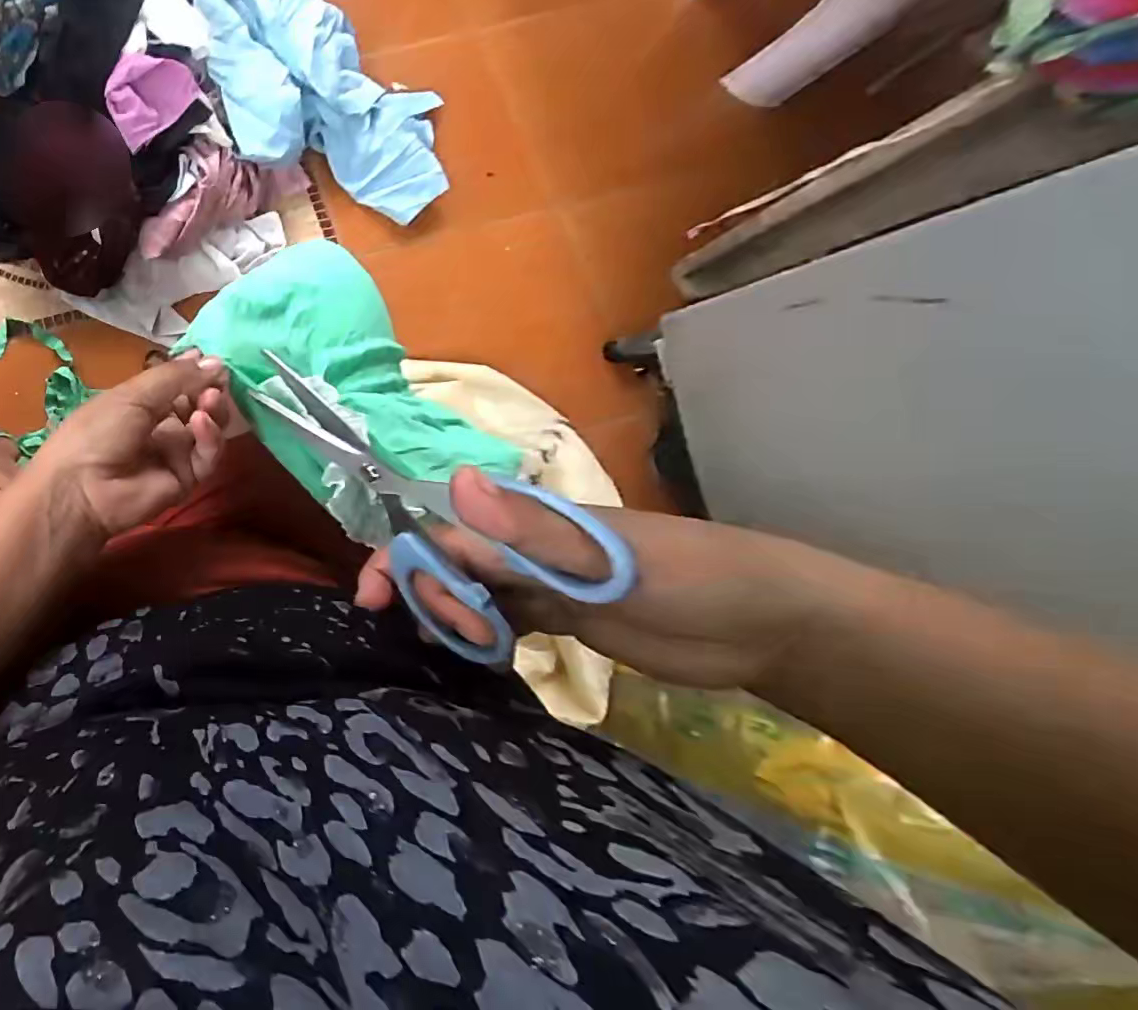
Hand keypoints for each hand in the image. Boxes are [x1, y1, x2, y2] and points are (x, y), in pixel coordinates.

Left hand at [25, 352, 230, 539]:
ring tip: (210, 400)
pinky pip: (206, 456)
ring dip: (214, 412)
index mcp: (143, 403)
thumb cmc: (98, 431)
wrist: (82, 488)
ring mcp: (176, 453)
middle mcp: (163, 426)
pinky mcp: (187, 478)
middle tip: (217, 385)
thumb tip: (216, 361)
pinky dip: (210, 438)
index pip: (181, 385)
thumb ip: (176, 376)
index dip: (198, 373)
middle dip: (210, 391)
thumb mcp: (133, 393)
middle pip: (200, 406)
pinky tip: (201, 423)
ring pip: (209, 431)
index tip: (214, 363)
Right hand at [355, 466, 858, 689]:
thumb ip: (527, 529)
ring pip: (471, 594)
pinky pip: (501, 620)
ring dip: (455, 620)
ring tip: (478, 650)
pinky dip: (482, 636)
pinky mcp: (561, 616)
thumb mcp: (606, 556)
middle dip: (436, 599)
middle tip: (471, 638)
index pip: (441, 535)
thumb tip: (455, 482)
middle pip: (448, 566)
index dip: (401, 562)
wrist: (766, 624)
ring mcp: (541, 583)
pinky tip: (480, 655)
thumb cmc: (689, 576)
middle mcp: (523, 548)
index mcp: (526, 524)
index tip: (371, 601)